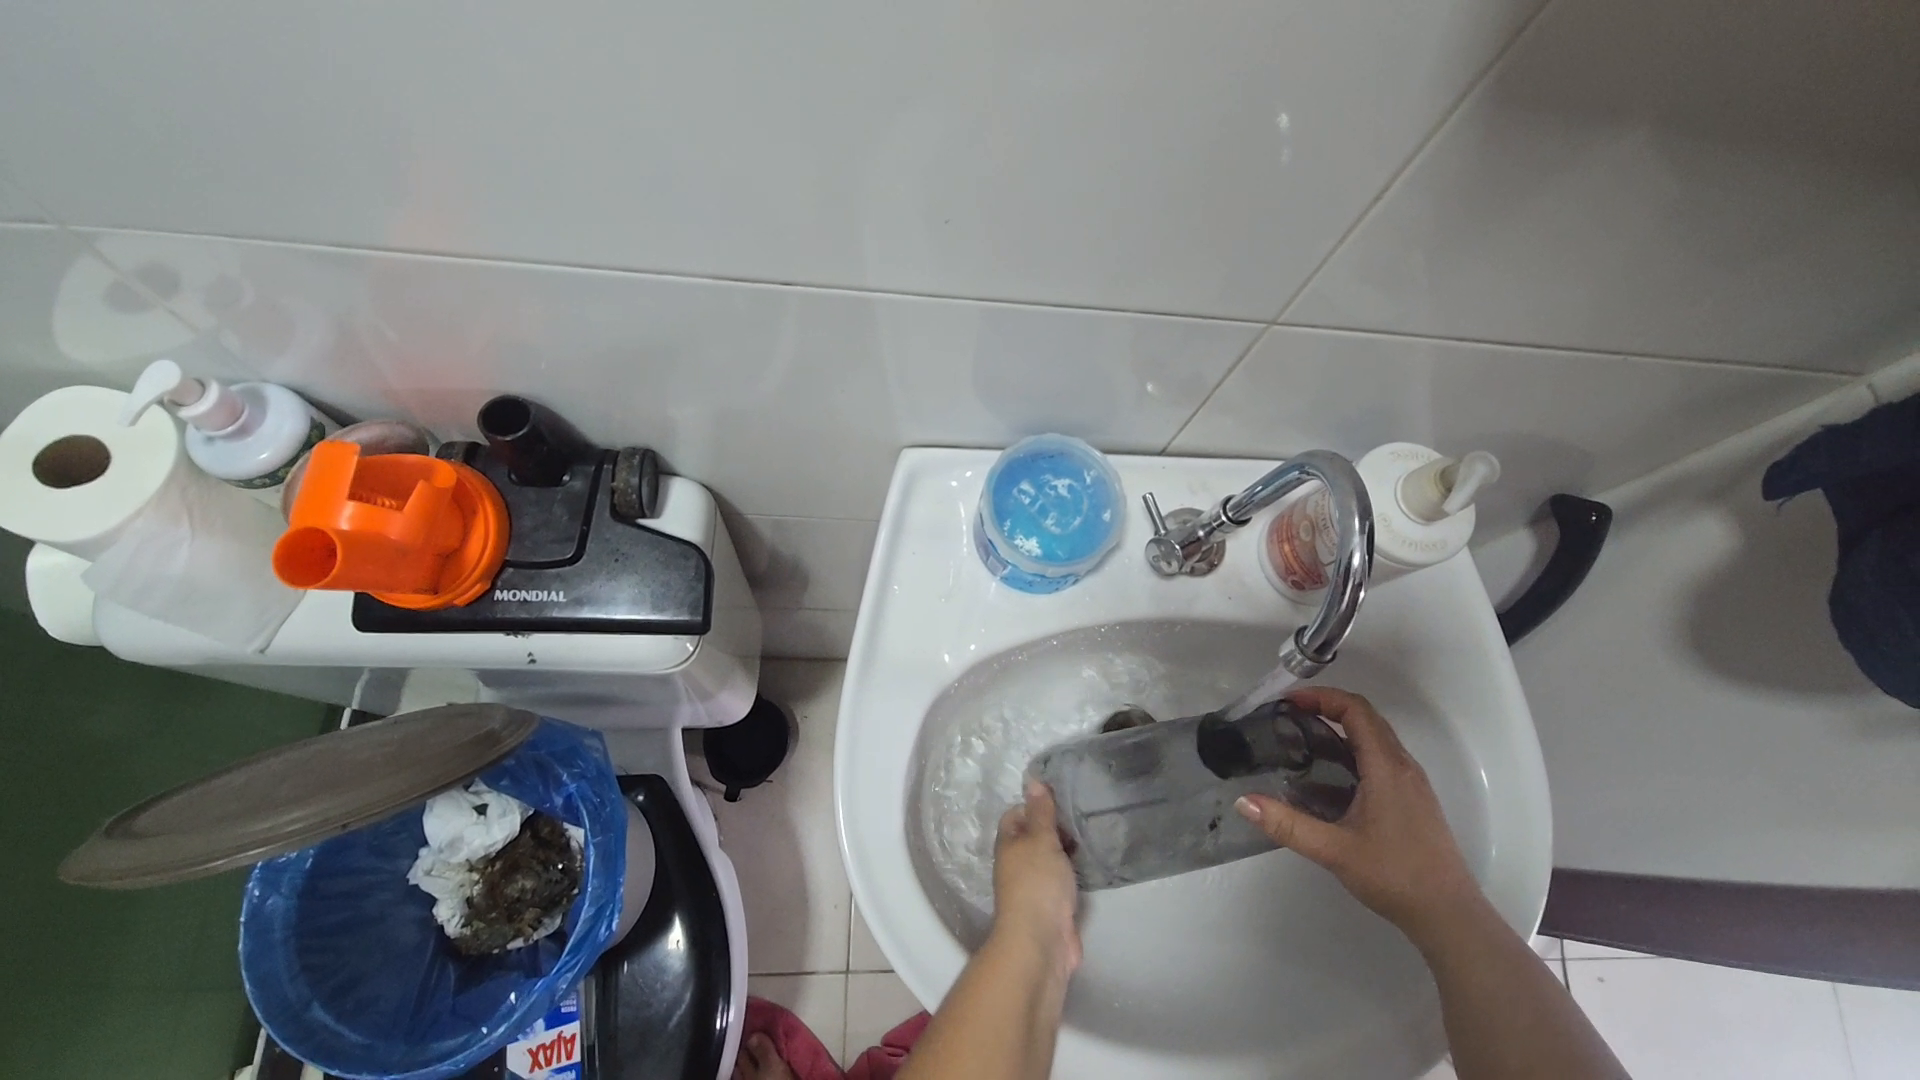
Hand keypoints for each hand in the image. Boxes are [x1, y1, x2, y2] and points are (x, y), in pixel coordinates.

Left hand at [990, 781, 1082, 974]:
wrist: (1042, 941)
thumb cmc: (1037, 883)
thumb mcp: (1040, 840)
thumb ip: (1041, 812)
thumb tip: (1032, 781)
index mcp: (1009, 844)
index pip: (1018, 813)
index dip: (1037, 805)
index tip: (1064, 801)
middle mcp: (1018, 862)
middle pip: (1036, 836)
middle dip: (1057, 827)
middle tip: (1085, 815)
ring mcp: (1036, 885)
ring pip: (1052, 859)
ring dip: (1068, 850)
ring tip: (1094, 833)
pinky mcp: (1054, 904)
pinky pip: (1064, 880)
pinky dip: (1076, 872)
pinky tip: (1094, 863)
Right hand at [1235, 686, 1483, 944]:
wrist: (1449, 915)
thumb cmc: (1395, 876)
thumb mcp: (1334, 851)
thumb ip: (1287, 825)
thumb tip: (1244, 802)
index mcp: (1386, 768)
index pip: (1356, 711)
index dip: (1321, 697)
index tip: (1288, 702)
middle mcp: (1403, 767)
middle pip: (1366, 718)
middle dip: (1326, 708)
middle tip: (1287, 716)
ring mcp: (1411, 784)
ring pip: (1375, 739)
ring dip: (1339, 730)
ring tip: (1301, 741)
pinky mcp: (1412, 800)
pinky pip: (1380, 760)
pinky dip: (1351, 752)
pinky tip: (1327, 779)